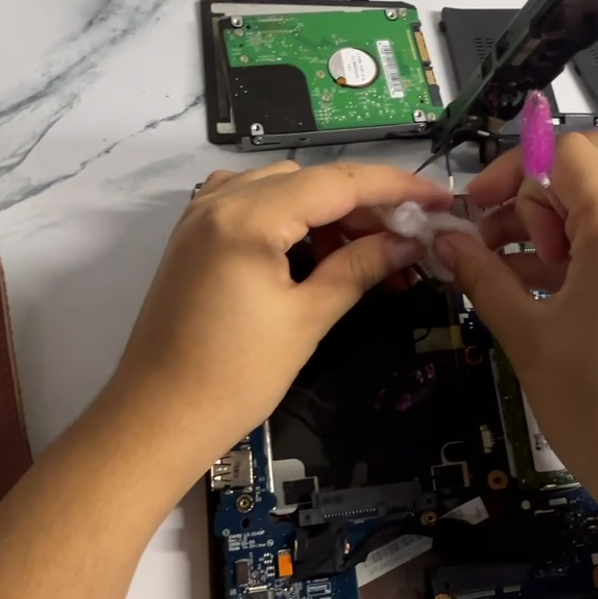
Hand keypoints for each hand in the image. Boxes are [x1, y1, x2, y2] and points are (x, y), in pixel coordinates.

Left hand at [97, 161, 450, 478]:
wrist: (158, 418)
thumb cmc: (236, 377)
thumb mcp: (308, 319)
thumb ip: (359, 268)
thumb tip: (409, 242)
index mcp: (247, 216)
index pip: (338, 181)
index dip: (395, 187)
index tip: (439, 200)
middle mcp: (220, 200)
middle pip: (311, 181)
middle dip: (364, 205)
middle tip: (408, 240)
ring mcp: (202, 215)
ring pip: (285, 190)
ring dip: (331, 213)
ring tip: (370, 253)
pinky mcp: (196, 236)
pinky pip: (256, 207)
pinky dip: (295, 221)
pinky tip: (319, 251)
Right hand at [435, 133, 597, 503]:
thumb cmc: (594, 405)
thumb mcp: (526, 335)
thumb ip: (481, 276)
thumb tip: (442, 240)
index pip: (565, 151)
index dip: (511, 169)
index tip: (476, 210)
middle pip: (585, 169)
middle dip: (530, 195)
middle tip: (498, 244)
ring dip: (549, 223)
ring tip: (507, 272)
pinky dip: (574, 249)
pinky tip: (534, 290)